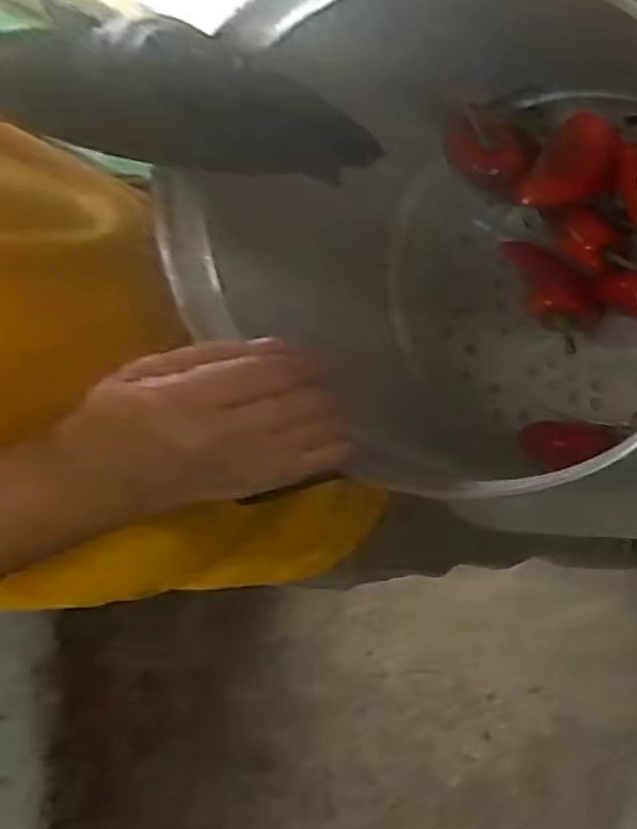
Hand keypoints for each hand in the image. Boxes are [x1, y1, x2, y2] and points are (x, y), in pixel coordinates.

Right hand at [47, 339, 353, 516]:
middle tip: (319, 382)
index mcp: (188, 398)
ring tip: (323, 404)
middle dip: (320, 387)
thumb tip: (280, 347)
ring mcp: (256, 460)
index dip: (302, 363)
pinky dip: (341, 440)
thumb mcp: (147, 372)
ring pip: (323, 428)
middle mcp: (228, 431)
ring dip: (333, 411)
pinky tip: (333, 432)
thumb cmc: (119, 418)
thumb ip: (215, 355)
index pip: (267, 374)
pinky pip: (328, 458)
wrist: (103, 480)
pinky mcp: (273, 481)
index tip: (315, 359)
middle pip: (304, 401)